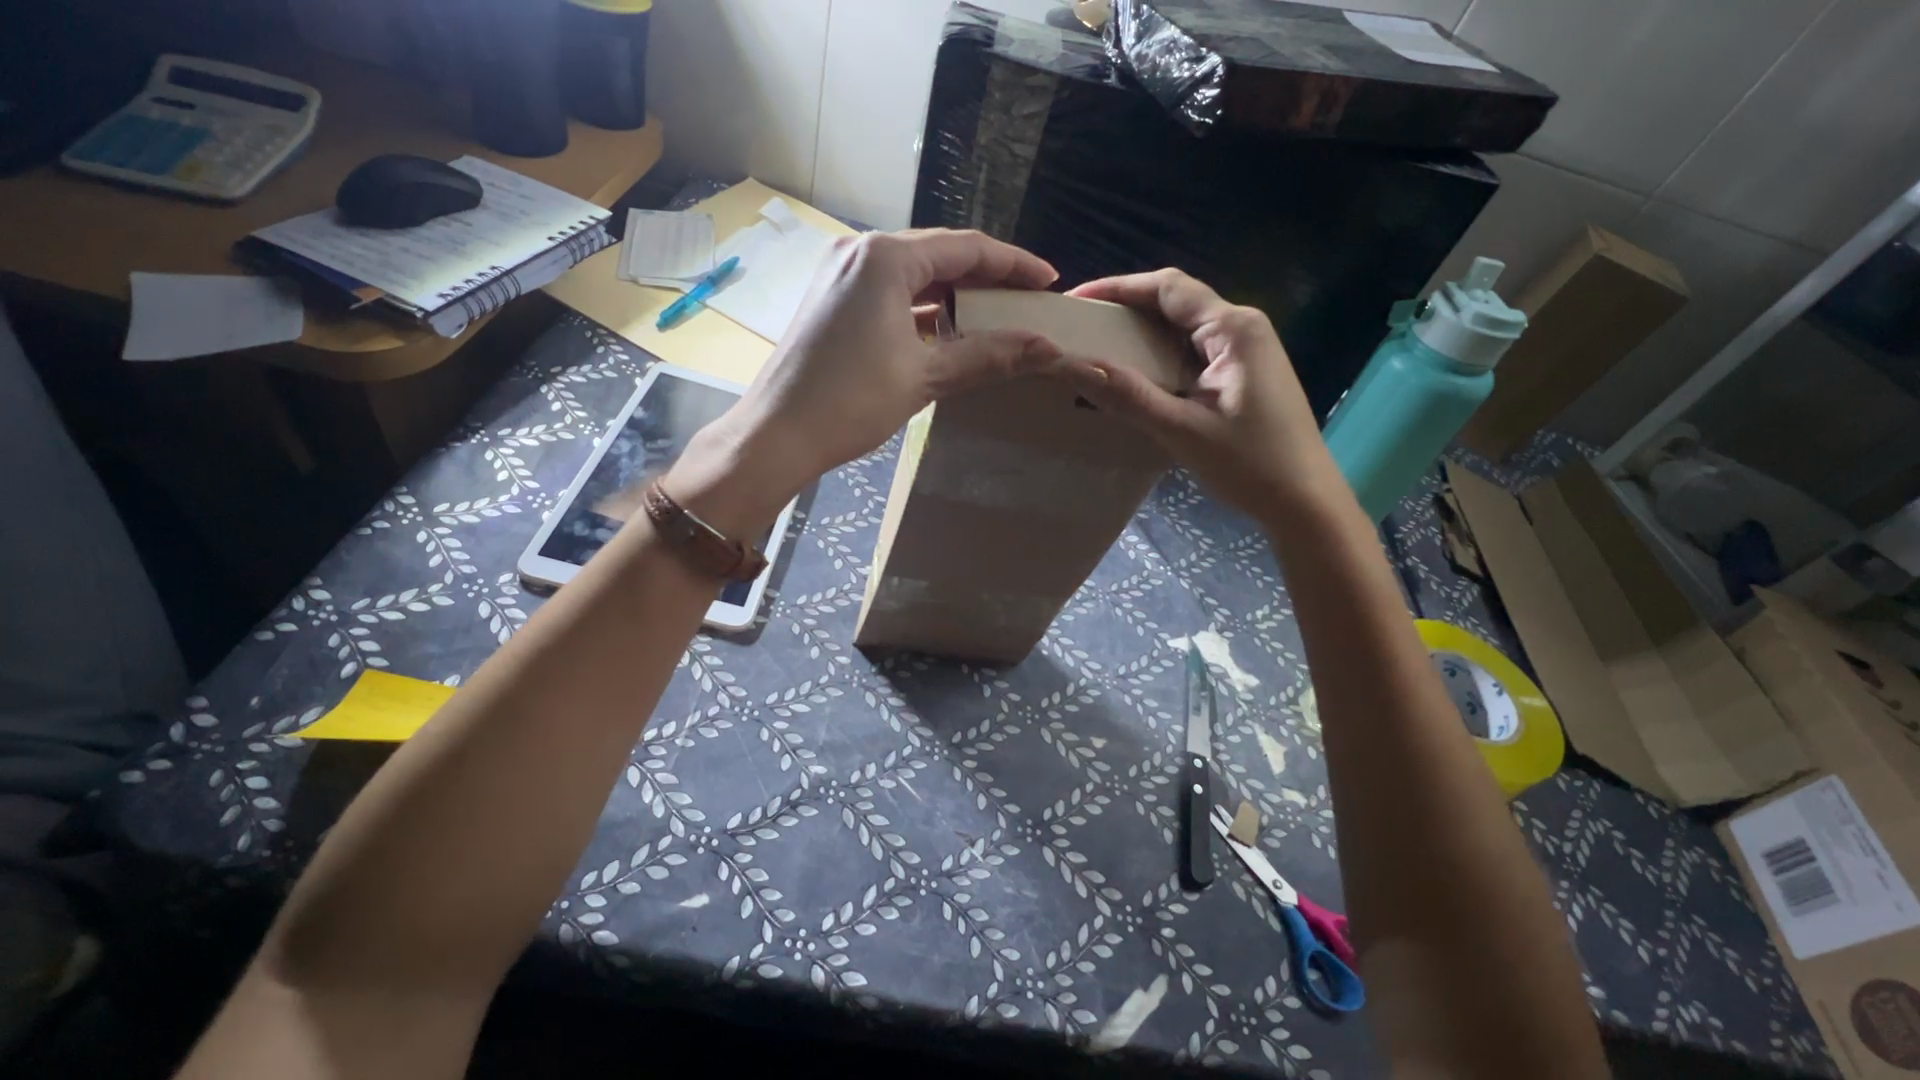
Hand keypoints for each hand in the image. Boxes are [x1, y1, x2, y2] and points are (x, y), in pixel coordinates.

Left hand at [669, 229, 1061, 532]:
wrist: (775, 435)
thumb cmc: (849, 401)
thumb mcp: (925, 376)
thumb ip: (988, 355)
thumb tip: (1049, 349)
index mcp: (885, 257)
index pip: (966, 247)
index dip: (1013, 264)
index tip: (1049, 282)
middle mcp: (860, 252)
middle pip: (939, 255)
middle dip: (986, 278)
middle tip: (1028, 301)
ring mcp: (841, 274)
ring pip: (914, 274)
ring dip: (954, 294)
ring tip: (996, 316)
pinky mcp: (832, 300)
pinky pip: (890, 292)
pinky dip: (922, 308)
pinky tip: (948, 329)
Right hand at [1060, 269, 1344, 520]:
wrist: (1306, 504)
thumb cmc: (1252, 465)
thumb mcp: (1183, 431)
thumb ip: (1127, 395)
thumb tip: (1070, 365)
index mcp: (1233, 328)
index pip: (1168, 287)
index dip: (1117, 287)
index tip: (1074, 301)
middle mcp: (1242, 328)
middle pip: (1175, 301)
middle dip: (1125, 308)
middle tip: (1078, 327)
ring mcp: (1246, 351)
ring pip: (1183, 327)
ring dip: (1141, 333)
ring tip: (1096, 348)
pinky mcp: (1243, 375)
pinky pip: (1193, 351)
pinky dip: (1159, 356)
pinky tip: (1134, 375)